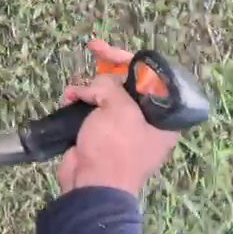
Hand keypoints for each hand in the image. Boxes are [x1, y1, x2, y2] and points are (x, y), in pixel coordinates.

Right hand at [56, 39, 178, 195]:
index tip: (109, 49)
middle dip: (108, 67)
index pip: (152, 78)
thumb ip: (111, 87)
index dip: (130, 59)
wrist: (93, 184)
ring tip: (73, 93)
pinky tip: (68, 101)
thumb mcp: (119, 110)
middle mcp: (147, 120)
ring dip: (87, 86)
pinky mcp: (101, 131)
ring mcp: (123, 126)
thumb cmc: (115, 148)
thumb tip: (95, 87)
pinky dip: (79, 99)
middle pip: (128, 83)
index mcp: (164, 117)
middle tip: (92, 49)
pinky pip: (92, 106)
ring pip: (106, 93)